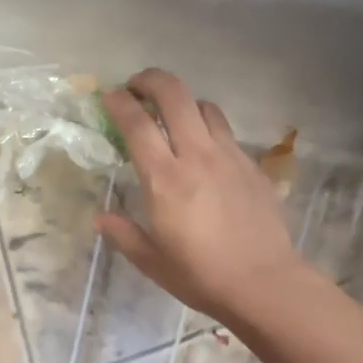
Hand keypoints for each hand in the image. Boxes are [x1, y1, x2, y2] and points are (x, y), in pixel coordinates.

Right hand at [96, 69, 306, 316]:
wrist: (261, 281)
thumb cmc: (199, 276)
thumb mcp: (151, 262)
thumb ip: (124, 234)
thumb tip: (100, 218)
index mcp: (165, 180)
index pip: (137, 124)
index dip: (119, 103)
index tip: (108, 97)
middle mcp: (196, 156)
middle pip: (175, 95)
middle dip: (151, 81)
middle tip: (136, 87)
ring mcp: (229, 156)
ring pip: (204, 106)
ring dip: (183, 102)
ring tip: (171, 117)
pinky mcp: (251, 165)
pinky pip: (225, 132)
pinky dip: (207, 127)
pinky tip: (203, 151)